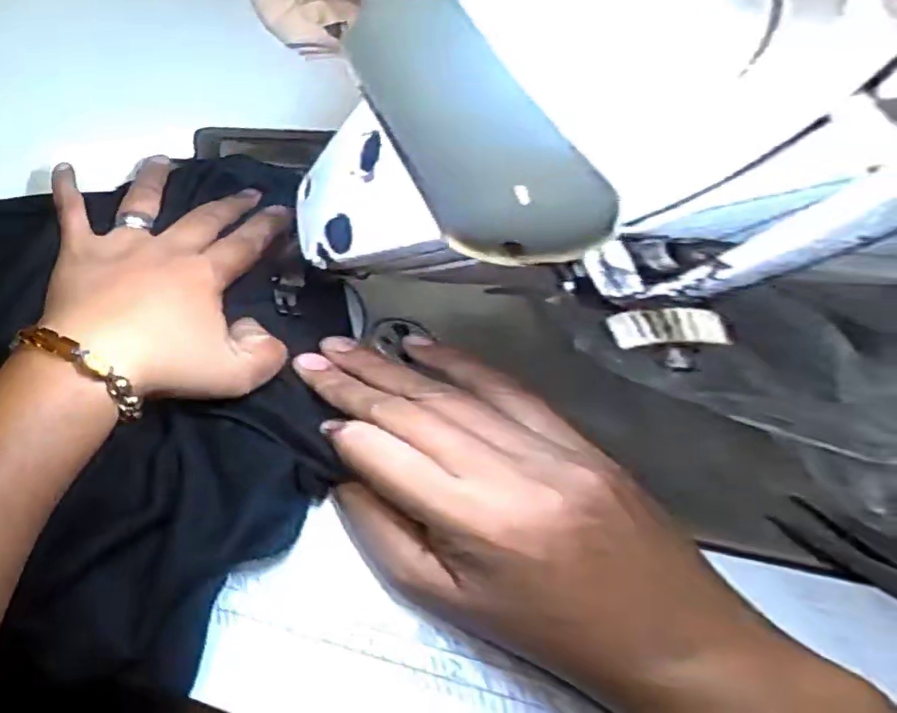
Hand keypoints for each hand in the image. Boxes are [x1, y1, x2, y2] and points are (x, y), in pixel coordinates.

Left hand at [37, 158, 292, 400]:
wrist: (96, 358)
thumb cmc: (163, 365)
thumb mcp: (232, 373)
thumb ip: (262, 352)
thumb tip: (260, 328)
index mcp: (201, 275)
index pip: (242, 246)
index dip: (265, 229)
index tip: (280, 211)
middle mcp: (164, 249)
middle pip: (202, 220)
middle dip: (228, 206)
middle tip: (246, 191)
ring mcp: (120, 244)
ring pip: (140, 202)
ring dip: (152, 179)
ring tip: (160, 160)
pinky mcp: (80, 249)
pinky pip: (71, 212)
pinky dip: (66, 189)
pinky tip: (63, 168)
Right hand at [294, 336, 889, 711]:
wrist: (684, 649)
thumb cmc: (549, 631)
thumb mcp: (444, 599)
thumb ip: (378, 529)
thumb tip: (344, 467)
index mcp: (476, 521)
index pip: (382, 452)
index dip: (341, 432)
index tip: (312, 416)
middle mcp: (511, 476)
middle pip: (409, 411)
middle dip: (349, 382)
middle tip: (308, 358)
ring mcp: (551, 452)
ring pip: (447, 393)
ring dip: (386, 365)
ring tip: (341, 345)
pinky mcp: (578, 442)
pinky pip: (506, 388)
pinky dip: (457, 361)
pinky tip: (418, 344)